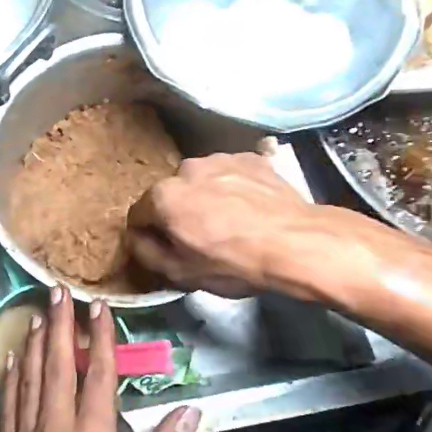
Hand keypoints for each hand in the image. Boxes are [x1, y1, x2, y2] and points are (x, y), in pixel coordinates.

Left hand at [0, 287, 199, 431]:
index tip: (100, 309)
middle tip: (58, 291)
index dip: (101, 341)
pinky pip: (7, 408)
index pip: (98, 380)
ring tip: (35, 313)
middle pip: (56, 369)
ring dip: (32, 345)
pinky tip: (9, 360)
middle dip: (59, 327)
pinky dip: (9, 378)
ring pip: (28, 382)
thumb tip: (189, 412)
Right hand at [127, 149, 389, 300]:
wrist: (297, 243)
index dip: (148, 236)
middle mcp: (186, 168)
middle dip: (179, 213)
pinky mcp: (251, 159)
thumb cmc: (232, 263)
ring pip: (201, 182)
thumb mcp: (179, 273)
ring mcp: (221, 159)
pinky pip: (230, 175)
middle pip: (171, 195)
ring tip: (229, 223)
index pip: (139, 215)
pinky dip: (233, 188)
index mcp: (162, 196)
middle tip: (201, 239)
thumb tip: (135, 238)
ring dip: (205, 198)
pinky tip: (249, 210)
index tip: (165, 250)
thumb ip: (145, 253)